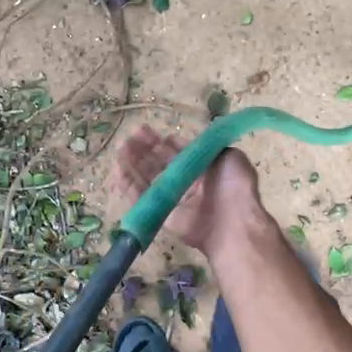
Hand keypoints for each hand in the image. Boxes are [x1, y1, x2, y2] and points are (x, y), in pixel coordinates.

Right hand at [112, 126, 264, 258]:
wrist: (232, 220)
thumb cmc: (233, 185)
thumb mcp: (229, 156)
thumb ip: (207, 147)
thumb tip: (188, 142)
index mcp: (203, 169)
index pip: (177, 153)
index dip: (161, 142)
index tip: (146, 131)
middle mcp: (186, 183)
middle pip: (159, 164)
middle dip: (144, 150)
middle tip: (130, 137)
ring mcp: (173, 200)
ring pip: (147, 179)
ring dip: (133, 163)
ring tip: (121, 149)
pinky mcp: (161, 216)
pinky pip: (141, 199)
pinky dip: (128, 185)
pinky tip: (118, 170)